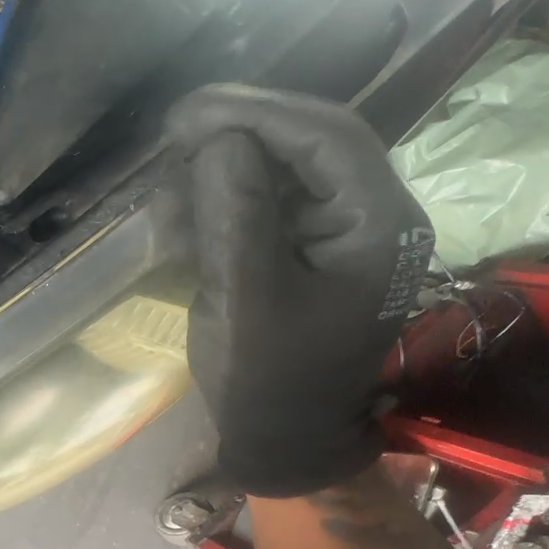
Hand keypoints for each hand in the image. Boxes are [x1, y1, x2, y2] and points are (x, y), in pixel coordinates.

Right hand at [163, 84, 432, 497]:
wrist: (280, 436)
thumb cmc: (264, 377)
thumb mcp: (245, 297)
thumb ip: (236, 215)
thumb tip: (217, 140)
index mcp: (377, 227)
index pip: (329, 139)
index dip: (257, 113)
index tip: (187, 111)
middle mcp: (370, 218)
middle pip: (312, 144)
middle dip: (241, 129)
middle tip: (173, 126)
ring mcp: (340, 234)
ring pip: (287, 169)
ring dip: (227, 163)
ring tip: (170, 173)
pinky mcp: (308, 251)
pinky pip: (270, 204)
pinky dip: (224, 197)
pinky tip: (182, 210)